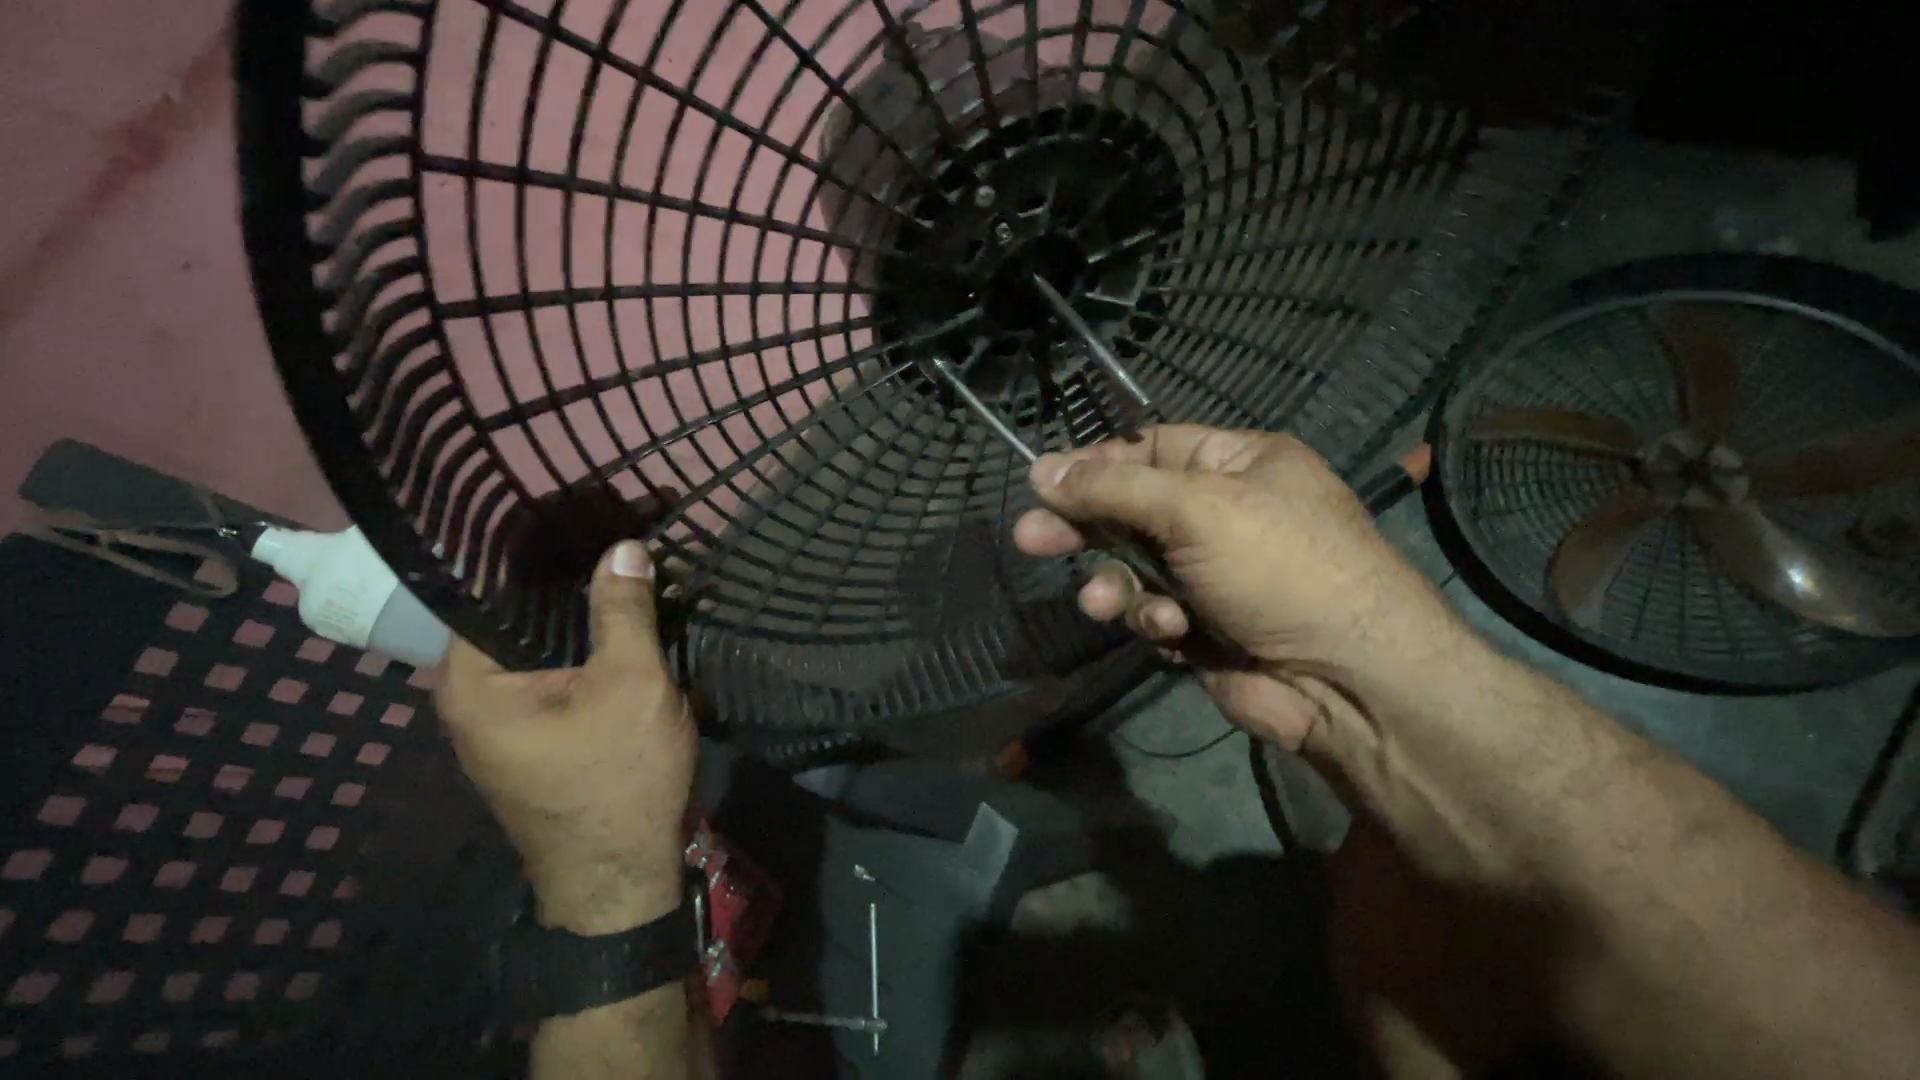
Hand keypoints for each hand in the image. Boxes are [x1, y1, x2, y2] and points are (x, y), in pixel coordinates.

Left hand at [435, 541, 695, 934]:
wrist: (621, 879)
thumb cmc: (618, 779)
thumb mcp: (632, 683)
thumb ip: (623, 610)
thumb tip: (624, 544)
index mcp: (469, 679)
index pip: (489, 585)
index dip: (540, 544)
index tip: (584, 509)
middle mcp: (467, 695)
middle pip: (512, 613)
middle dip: (564, 575)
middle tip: (612, 531)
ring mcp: (497, 720)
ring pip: (534, 643)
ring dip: (576, 610)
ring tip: (618, 562)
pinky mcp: (529, 735)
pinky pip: (548, 670)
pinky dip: (579, 643)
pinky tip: (617, 619)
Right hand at [1013, 425, 1461, 747]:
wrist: (1346, 680)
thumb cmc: (1280, 567)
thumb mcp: (1197, 508)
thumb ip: (1113, 487)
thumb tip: (1041, 469)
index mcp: (1238, 465)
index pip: (1149, 451)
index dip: (1095, 467)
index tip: (1043, 484)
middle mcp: (1223, 514)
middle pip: (1131, 511)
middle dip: (1083, 529)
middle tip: (1028, 539)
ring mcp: (1213, 574)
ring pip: (1132, 569)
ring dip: (1114, 586)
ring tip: (1101, 602)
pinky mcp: (1203, 627)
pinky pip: (1152, 612)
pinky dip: (1152, 621)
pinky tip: (1168, 631)